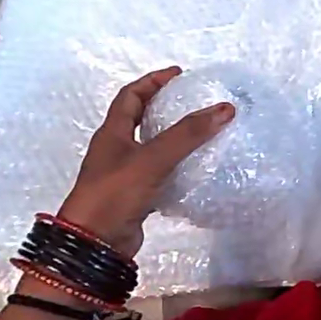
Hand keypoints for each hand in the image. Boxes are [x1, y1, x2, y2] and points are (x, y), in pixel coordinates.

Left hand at [57, 67, 233, 256]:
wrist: (95, 244)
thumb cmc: (116, 193)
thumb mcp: (153, 158)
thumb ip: (188, 134)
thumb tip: (225, 108)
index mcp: (112, 133)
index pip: (130, 96)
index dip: (153, 81)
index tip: (177, 75)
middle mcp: (115, 150)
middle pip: (139, 119)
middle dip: (164, 107)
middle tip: (192, 102)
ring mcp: (124, 175)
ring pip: (151, 149)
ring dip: (172, 139)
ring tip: (200, 133)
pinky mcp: (134, 197)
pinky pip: (158, 175)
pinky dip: (176, 169)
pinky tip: (196, 170)